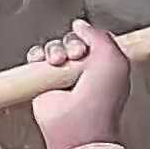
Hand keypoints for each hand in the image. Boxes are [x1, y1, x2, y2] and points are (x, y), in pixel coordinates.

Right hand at [28, 20, 130, 148]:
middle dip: (71, 44)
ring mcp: (62, 77)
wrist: (78, 123)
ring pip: (53, 47)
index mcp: (104, 65)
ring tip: (58, 62)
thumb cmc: (101, 97)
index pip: (91, 39)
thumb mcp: (113, 58)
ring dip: (54, 50)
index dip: (88, 37)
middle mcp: (84, 70)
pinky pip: (36, 59)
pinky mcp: (43, 83)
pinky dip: (36, 56)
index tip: (87, 47)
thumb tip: (80, 25)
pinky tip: (41, 62)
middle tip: (75, 55)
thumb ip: (99, 35)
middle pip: (71, 41)